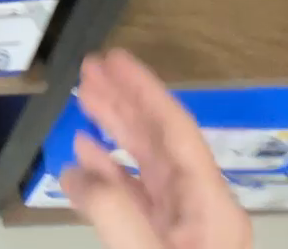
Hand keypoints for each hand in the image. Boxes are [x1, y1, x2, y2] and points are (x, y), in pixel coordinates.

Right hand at [63, 51, 251, 248]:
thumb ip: (113, 211)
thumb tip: (77, 167)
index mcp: (210, 206)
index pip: (176, 129)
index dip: (143, 88)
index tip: (113, 57)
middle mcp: (201, 209)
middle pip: (159, 139)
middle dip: (124, 101)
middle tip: (88, 68)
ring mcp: (184, 230)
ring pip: (145, 164)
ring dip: (113, 129)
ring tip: (82, 99)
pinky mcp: (164, 246)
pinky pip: (135, 195)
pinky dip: (108, 171)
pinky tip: (83, 155)